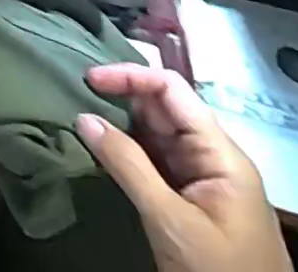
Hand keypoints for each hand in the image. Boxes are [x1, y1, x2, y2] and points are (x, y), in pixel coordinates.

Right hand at [77, 64, 291, 271]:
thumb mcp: (171, 222)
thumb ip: (128, 166)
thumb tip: (84, 118)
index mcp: (220, 153)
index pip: (172, 90)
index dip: (131, 76)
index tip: (90, 78)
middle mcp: (212, 156)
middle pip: (164, 107)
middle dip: (122, 95)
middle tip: (77, 93)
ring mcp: (201, 178)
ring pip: (156, 133)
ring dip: (121, 121)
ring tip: (82, 112)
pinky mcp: (190, 200)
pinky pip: (155, 159)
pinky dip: (127, 148)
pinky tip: (102, 144)